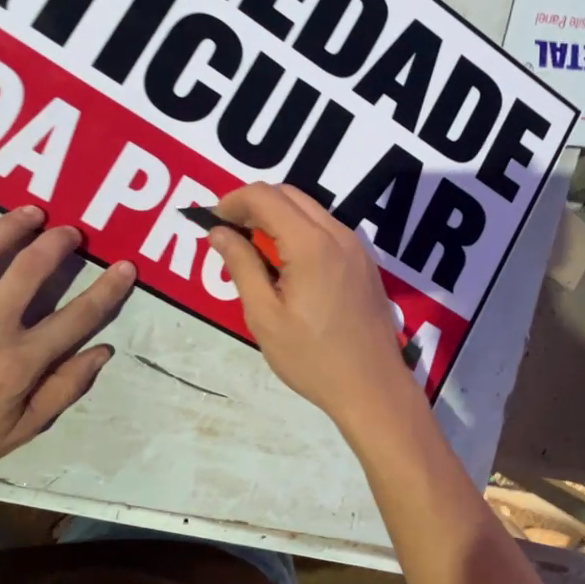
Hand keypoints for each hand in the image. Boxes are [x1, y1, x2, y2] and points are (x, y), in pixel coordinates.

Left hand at [0, 193, 134, 485]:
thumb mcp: (21, 430)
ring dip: (10, 228)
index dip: (107, 289)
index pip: (77, 317)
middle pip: (30, 271)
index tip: (126, 266)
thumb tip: (101, 352)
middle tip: (71, 231)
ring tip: (31, 211)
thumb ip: (63, 389)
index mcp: (20, 362)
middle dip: (57, 244)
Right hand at [207, 183, 421, 426]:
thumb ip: (242, 266)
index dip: (233, 201)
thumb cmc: (313, 358)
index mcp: (311, 245)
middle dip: (254, 205)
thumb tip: (219, 232)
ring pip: (310, 210)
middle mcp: (338, 235)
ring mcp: (357, 248)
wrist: (372, 388)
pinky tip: (286, 264)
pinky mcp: (365, 263)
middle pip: (289, 195)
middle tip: (229, 235)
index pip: (265, 196)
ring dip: (278, 217)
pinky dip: (300, 231)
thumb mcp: (265, 316)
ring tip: (253, 250)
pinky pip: (327, 230)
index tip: (212, 223)